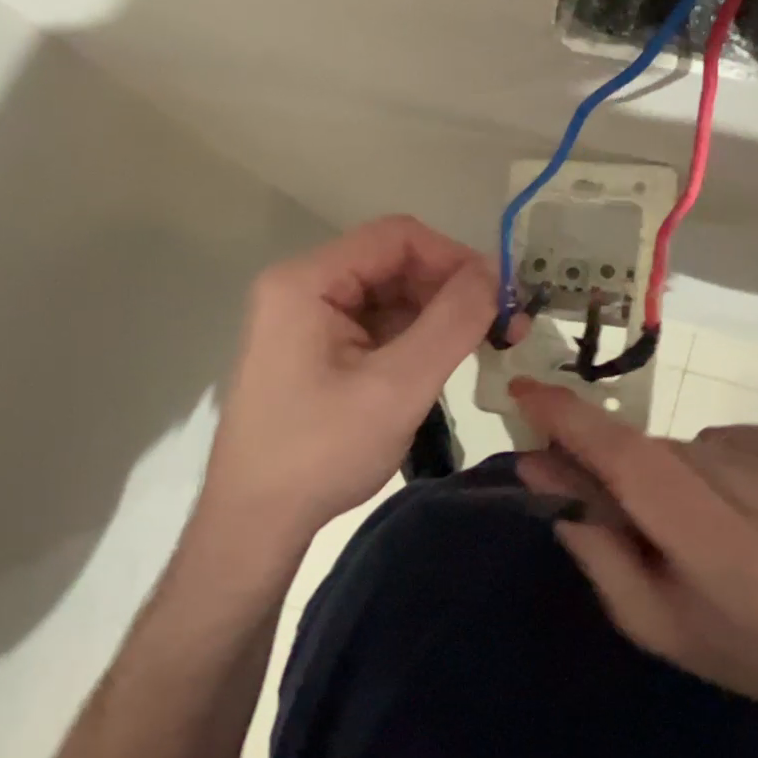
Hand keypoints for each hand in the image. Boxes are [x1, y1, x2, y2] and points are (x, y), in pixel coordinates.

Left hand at [203, 216, 495, 542]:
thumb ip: (451, 323)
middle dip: (447, 290)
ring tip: (480, 350)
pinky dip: (408, 341)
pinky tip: (438, 366)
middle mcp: (298, 289)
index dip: (454, 258)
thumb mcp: (396, 387)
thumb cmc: (320, 452)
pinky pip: (368, 328)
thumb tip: (495, 272)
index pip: (395, 237)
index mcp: (305, 281)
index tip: (502, 298)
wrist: (254, 520)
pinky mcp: (307, 353)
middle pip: (388, 264)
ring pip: (382, 298)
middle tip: (503, 330)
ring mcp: (300, 322)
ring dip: (432, 317)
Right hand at [510, 379, 757, 732]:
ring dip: (681, 471)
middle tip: (642, 516)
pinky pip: (737, 436)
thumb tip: (540, 467)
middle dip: (629, 470)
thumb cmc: (756, 653)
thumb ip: (596, 549)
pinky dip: (725, 463)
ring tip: (720, 522)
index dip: (577, 426)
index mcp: (736, 560)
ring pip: (696, 442)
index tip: (526, 393)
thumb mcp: (659, 626)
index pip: (639, 468)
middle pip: (660, 452)